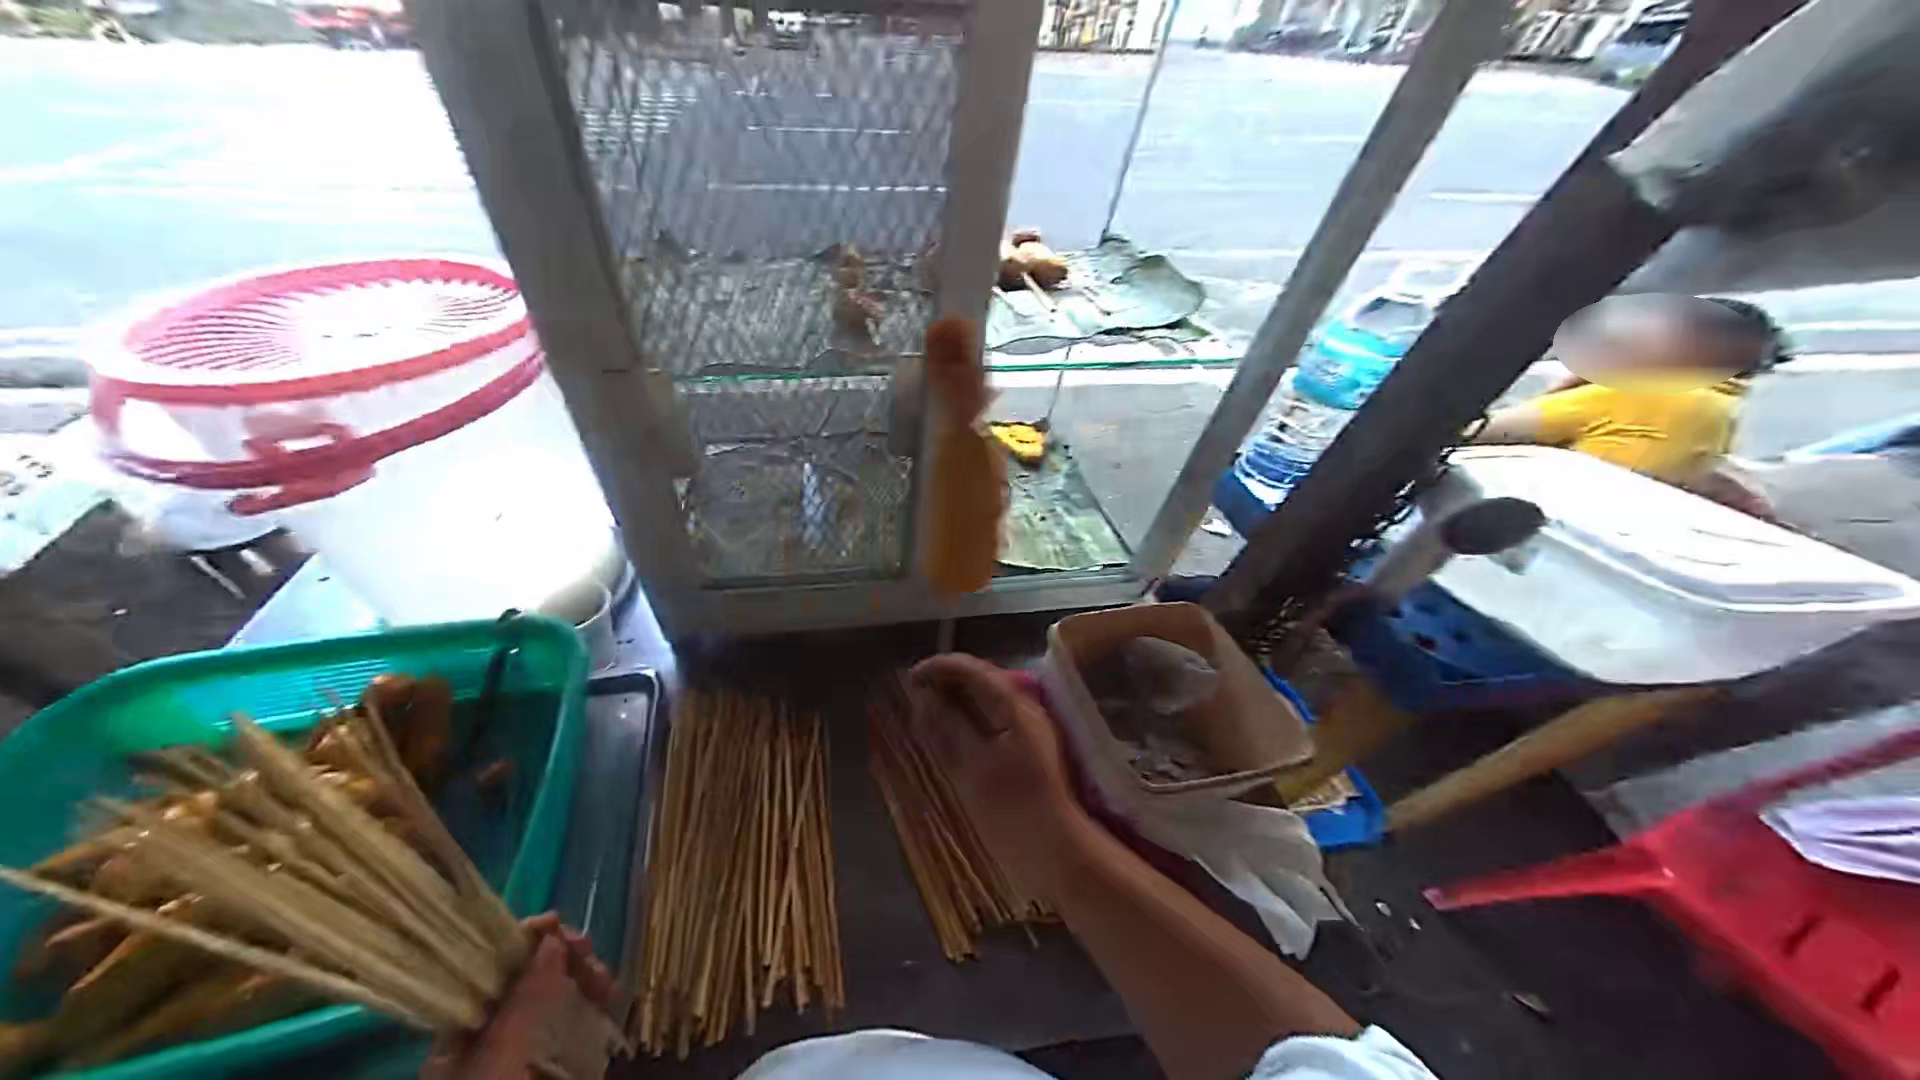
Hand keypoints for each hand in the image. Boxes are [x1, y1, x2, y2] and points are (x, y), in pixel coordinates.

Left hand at [420, 915, 616, 1079]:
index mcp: (460, 1037)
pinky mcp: (558, 1059)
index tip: (557, 923)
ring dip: (585, 974)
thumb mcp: (503, 1061)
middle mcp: (490, 1037)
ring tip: (606, 980)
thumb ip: (524, 1001)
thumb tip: (550, 938)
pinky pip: (577, 1015)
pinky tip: (612, 997)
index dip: (521, 940)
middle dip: (562, 956)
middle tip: (590, 950)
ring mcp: (526, 1049)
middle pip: (528, 975)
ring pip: (557, 991)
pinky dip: (596, 999)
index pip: (487, 969)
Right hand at [908, 654, 1085, 883]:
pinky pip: (994, 718)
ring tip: (926, 711)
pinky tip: (951, 732)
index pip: (972, 670)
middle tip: (915, 694)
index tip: (910, 678)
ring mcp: (1029, 727)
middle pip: (981, 679)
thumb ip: (947, 727)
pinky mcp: (1028, 747)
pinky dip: (969, 718)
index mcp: (1014, 706)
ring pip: (987, 698)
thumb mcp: (971, 767)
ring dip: (957, 699)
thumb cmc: (1013, 810)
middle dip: (947, 681)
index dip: (939, 667)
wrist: (1058, 850)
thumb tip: (924, 696)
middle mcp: (1025, 708)